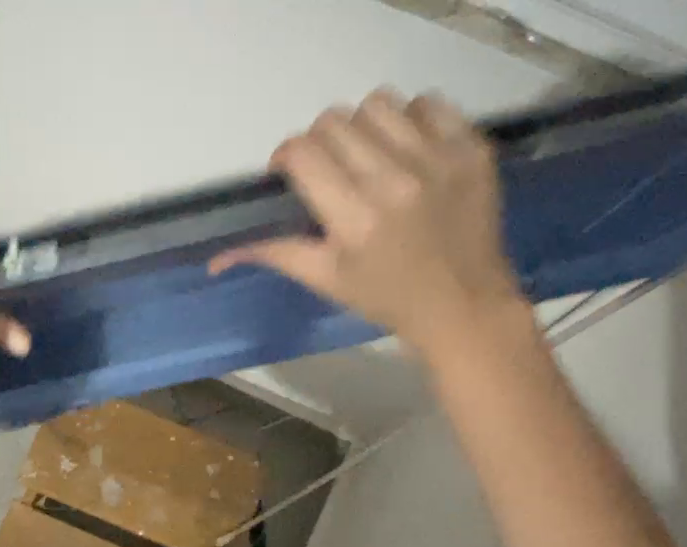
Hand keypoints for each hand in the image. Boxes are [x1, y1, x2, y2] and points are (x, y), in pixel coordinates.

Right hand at [210, 90, 525, 355]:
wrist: (462, 303)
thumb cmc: (385, 297)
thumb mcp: (324, 279)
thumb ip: (274, 254)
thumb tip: (216, 258)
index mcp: (353, 217)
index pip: (302, 152)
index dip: (287, 155)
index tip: (290, 170)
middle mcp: (393, 180)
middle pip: (335, 121)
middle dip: (320, 140)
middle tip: (328, 166)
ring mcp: (437, 159)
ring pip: (378, 104)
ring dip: (362, 124)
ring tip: (368, 152)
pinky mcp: (470, 148)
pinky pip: (428, 104)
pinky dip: (410, 119)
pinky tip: (408, 148)